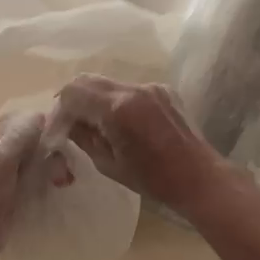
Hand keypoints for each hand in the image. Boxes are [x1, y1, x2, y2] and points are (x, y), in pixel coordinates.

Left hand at [0, 112, 51, 259]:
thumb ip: (19, 136)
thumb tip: (39, 114)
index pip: (17, 121)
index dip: (40, 125)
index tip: (63, 136)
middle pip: (27, 140)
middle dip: (47, 150)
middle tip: (63, 168)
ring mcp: (0, 174)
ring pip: (32, 160)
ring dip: (49, 166)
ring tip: (63, 180)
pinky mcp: (9, 193)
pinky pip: (31, 178)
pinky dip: (44, 180)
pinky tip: (59, 186)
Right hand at [43, 75, 243, 219]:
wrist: (198, 177)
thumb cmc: (151, 179)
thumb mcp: (107, 163)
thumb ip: (84, 137)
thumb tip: (68, 124)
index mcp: (117, 109)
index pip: (72, 92)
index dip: (60, 109)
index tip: (60, 128)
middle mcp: (133, 89)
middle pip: (88, 80)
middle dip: (75, 100)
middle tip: (72, 123)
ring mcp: (151, 87)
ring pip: (109, 83)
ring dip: (97, 99)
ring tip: (98, 125)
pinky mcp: (164, 90)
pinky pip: (130, 89)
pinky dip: (119, 101)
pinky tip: (126, 124)